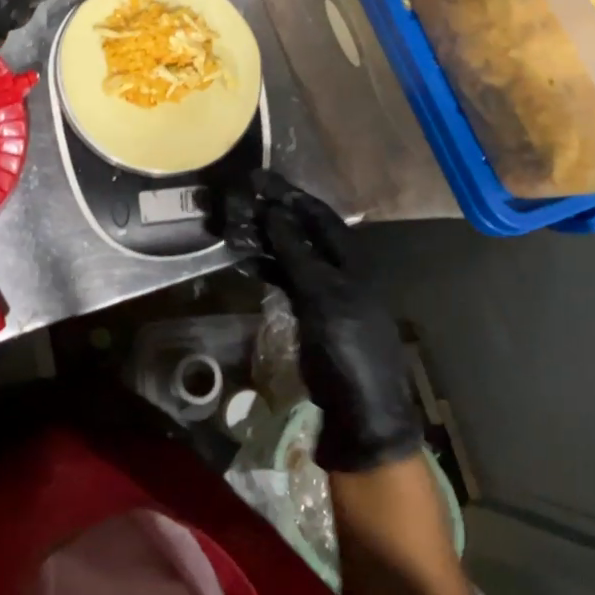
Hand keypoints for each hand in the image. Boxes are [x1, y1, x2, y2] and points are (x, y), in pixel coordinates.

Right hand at [223, 170, 423, 472]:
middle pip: (305, 233)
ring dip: (266, 241)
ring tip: (234, 227)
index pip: (320, 216)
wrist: (361, 416)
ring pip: (294, 257)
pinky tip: (244, 264)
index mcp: (354, 262)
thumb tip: (273, 210)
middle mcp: (343, 272)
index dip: (290, 195)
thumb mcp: (323, 297)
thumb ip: (298, 253)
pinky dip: (268, 270)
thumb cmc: (348, 350)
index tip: (256, 178)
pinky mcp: (313, 318)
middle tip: (238, 200)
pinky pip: (289, 282)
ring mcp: (328, 296)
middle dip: (274, 215)